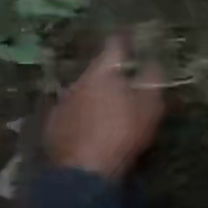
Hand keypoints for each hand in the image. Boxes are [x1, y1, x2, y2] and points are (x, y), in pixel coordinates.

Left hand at [45, 36, 165, 180]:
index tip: (135, 38)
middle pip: (98, 69)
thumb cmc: (123, 132)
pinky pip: (74, 109)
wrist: (85, 169)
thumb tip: (154, 62)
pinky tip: (93, 124)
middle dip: (113, 72)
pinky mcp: (53, 123)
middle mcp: (79, 81)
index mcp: (104, 72)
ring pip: (84, 89)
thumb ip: (153, 81)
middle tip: (128, 79)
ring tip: (111, 105)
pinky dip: (85, 111)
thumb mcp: (150, 107)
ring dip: (98, 93)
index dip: (126, 41)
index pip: (115, 46)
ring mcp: (63, 102)